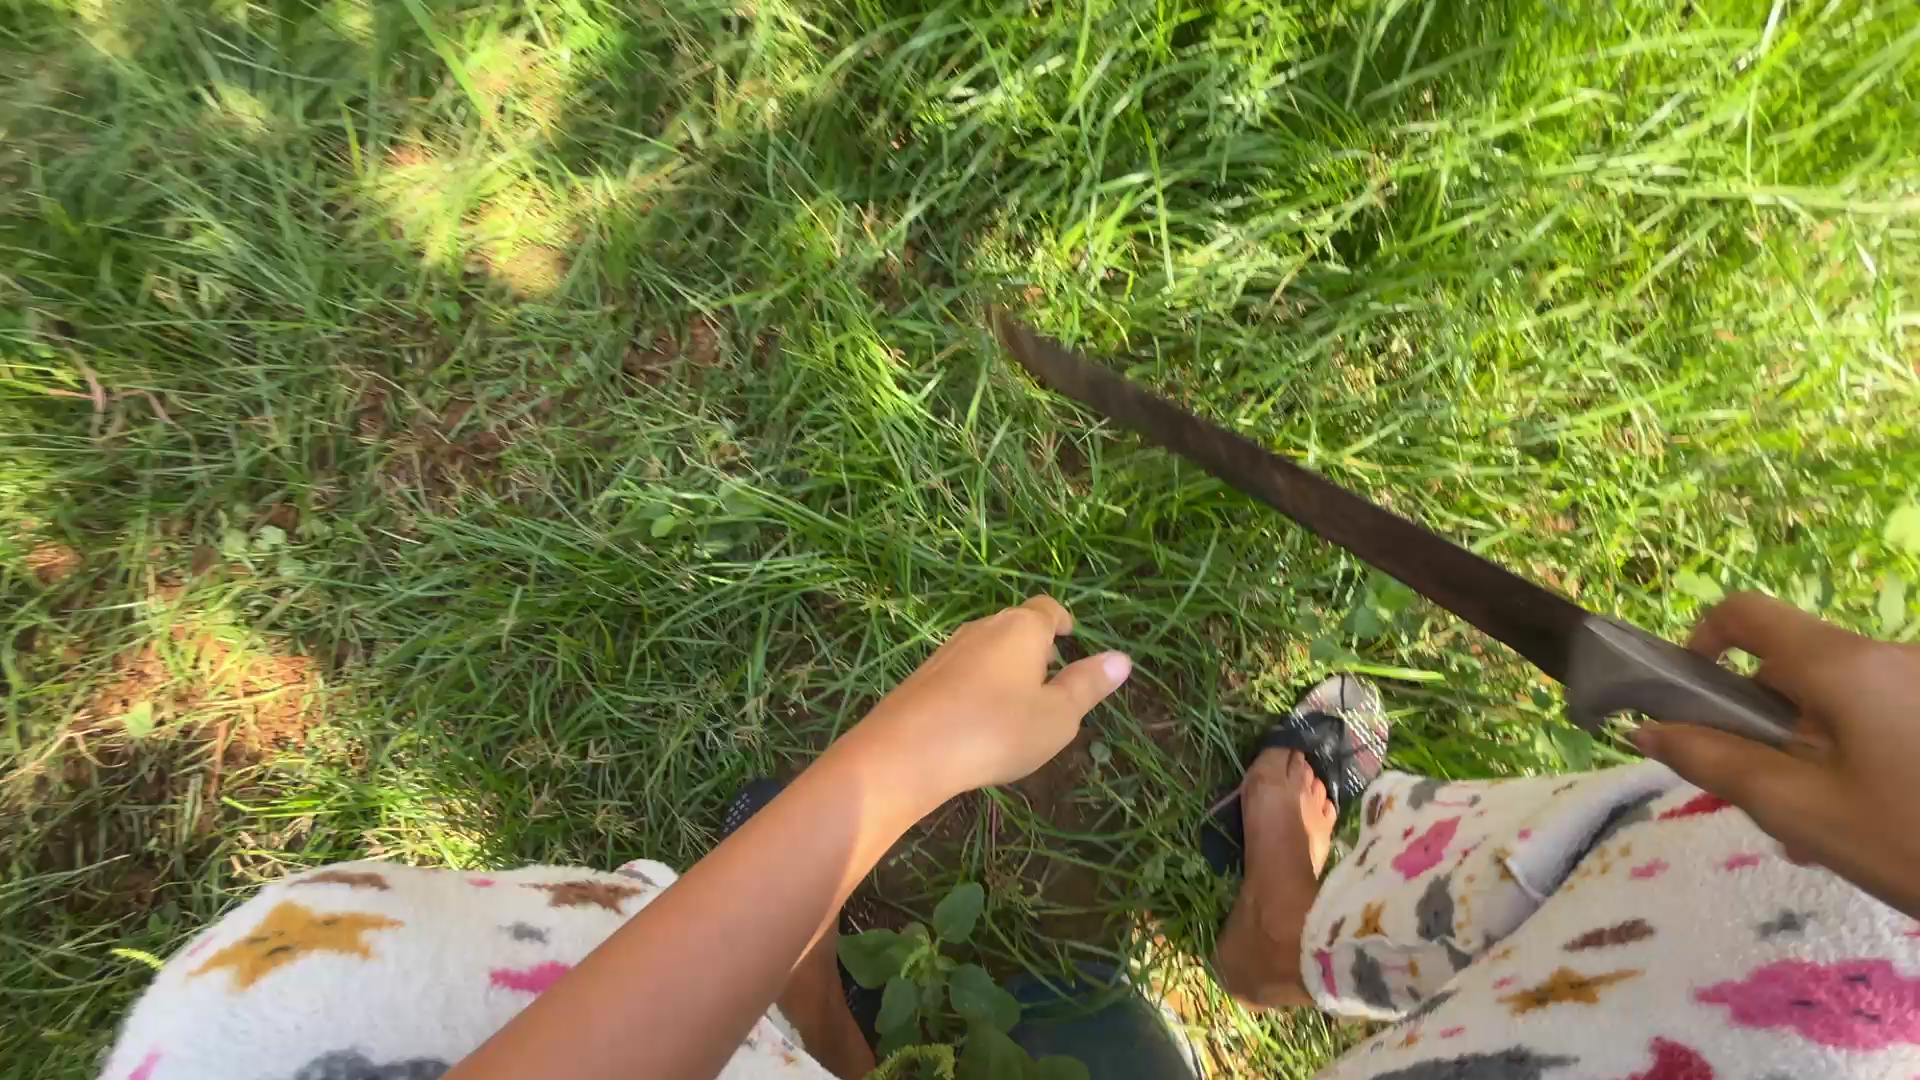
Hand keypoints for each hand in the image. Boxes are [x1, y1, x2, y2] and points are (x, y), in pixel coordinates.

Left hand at [840, 596, 1131, 800]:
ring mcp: (949, 649)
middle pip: (1016, 624)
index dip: (1061, 620)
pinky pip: (964, 668)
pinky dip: (980, 682)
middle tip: (1051, 676)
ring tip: (1019, 701)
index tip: (1070, 636)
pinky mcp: (925, 674)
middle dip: (1036, 645)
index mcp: (1021, 628)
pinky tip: (980, 717)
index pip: (1047, 609)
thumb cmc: (996, 730)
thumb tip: (1122, 659)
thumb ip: (1088, 686)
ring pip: (988, 646)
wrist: (908, 751)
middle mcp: (984, 627)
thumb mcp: (1056, 716)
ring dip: (1007, 665)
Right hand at [1632, 592, 1919, 917]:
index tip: (1696, 698)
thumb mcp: (1801, 810)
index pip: (1744, 614)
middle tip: (1773, 798)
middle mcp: (1900, 659)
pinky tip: (1891, 822)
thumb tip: (1645, 730)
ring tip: (1838, 828)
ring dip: (1824, 755)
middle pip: (1799, 672)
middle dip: (1769, 728)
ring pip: (1852, 706)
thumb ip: (1710, 760)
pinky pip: (1900, 720)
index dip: (1702, 643)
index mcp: (1847, 666)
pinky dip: (1877, 760)